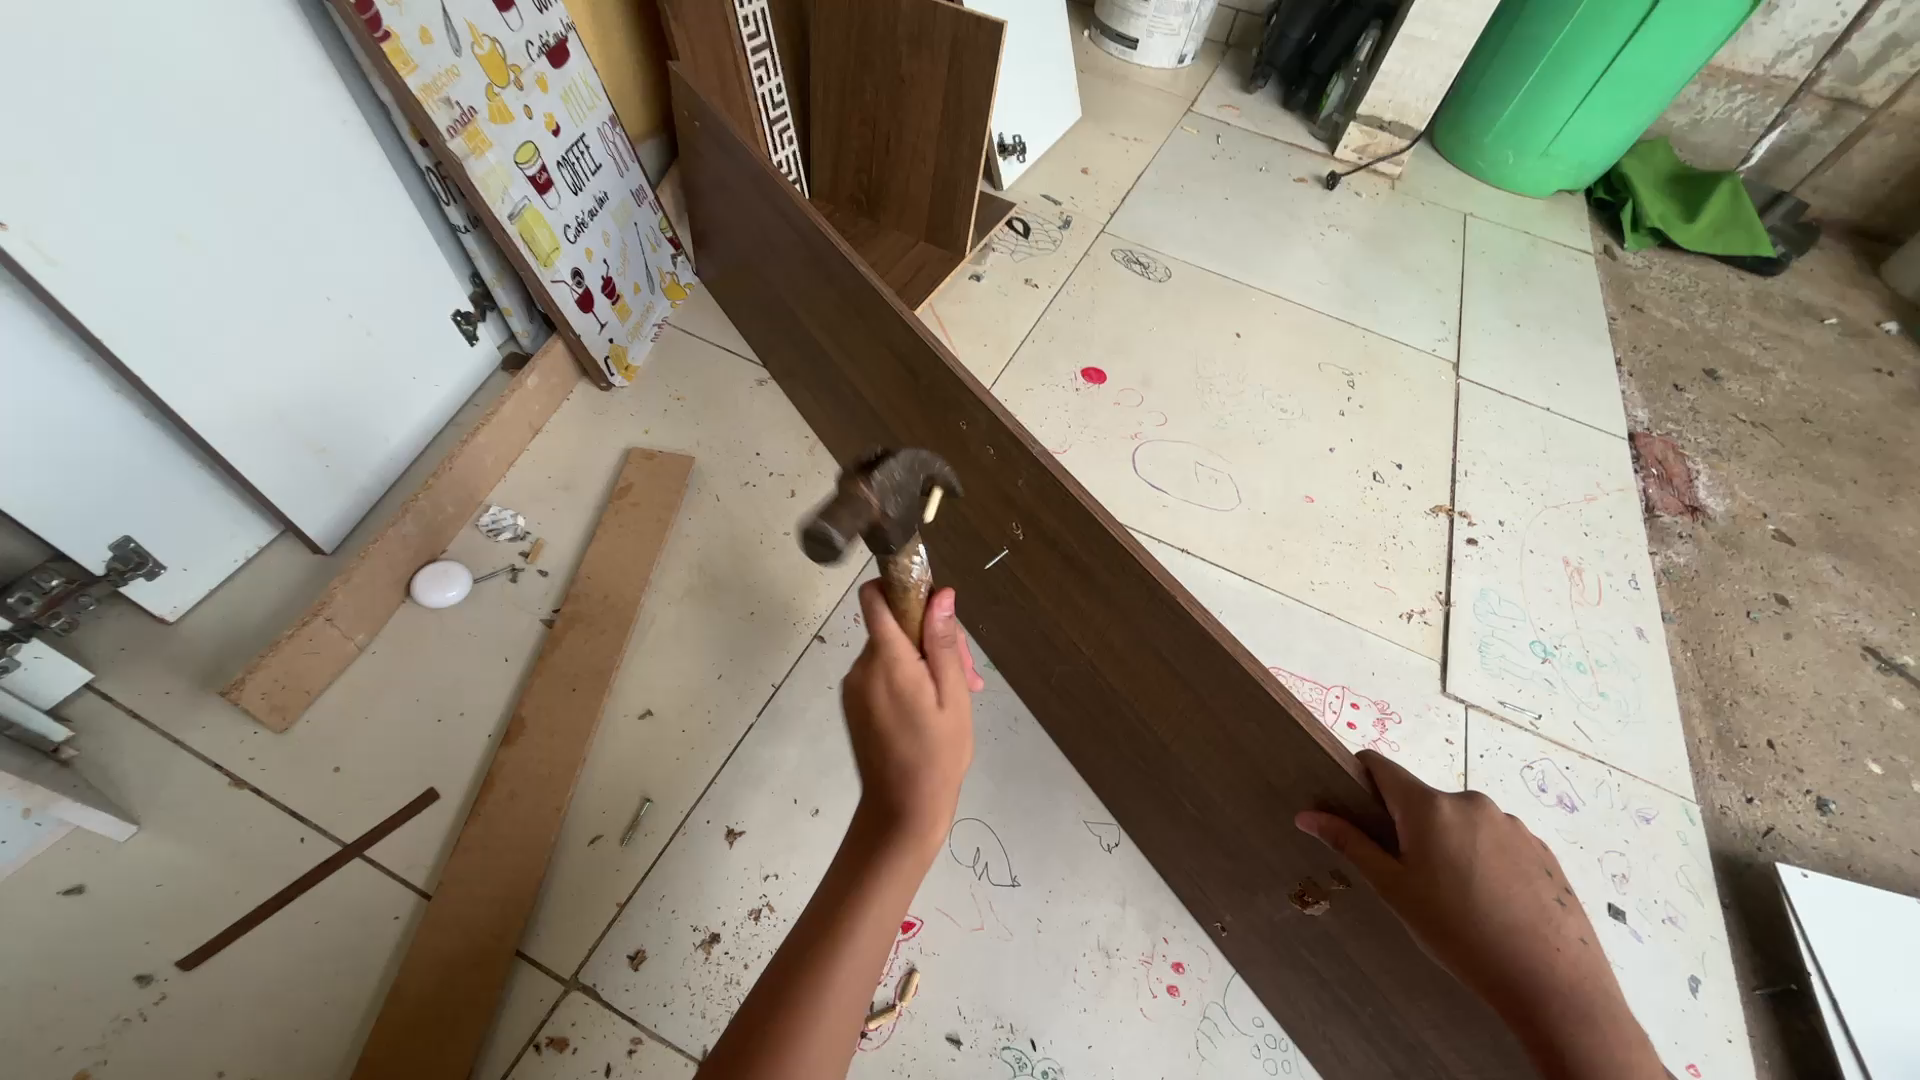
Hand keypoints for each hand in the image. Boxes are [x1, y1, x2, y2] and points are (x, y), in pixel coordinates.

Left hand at [842, 581, 981, 846]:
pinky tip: (933, 706)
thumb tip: (941, 594)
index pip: (875, 598)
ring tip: (954, 695)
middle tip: (964, 673)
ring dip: (923, 660)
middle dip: (930, 637)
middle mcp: (862, 667)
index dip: (900, 586)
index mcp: (887, 660)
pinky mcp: (855, 704)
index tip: (931, 599)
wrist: (902, 809)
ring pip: (891, 650)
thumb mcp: (953, 695)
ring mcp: (855, 687)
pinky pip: (882, 673)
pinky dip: (908, 678)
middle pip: (893, 626)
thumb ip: (943, 642)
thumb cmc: (938, 753)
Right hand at [1296, 751, 1664, 1079]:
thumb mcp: (1393, 889)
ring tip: (1459, 898)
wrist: (1553, 984)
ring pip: (1461, 822)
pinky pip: (1496, 840)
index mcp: (1428, 806)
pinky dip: (1484, 860)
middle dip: (1410, 827)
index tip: (1356, 808)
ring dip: (1449, 844)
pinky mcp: (1542, 849)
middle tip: (1413, 877)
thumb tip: (1305, 815)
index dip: (1361, 778)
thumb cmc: (1458, 933)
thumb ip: (1350, 843)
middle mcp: (1469, 802)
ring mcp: (1511, 824)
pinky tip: (1494, 904)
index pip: (1380, 766)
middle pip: (1422, 800)